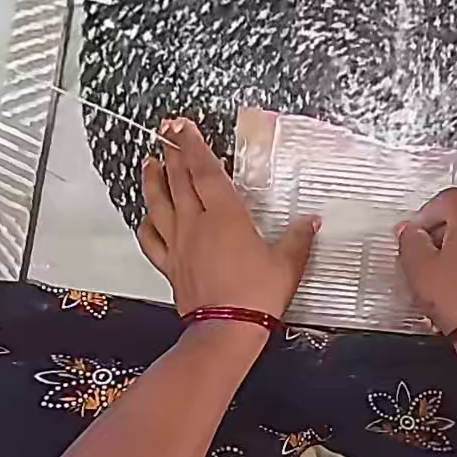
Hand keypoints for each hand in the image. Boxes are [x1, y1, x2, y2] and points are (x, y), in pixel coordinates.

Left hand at [138, 117, 318, 317]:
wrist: (227, 330)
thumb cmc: (257, 294)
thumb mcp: (288, 264)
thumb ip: (298, 238)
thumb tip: (310, 221)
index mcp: (225, 215)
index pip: (204, 170)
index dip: (192, 144)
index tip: (183, 126)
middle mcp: (196, 223)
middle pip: (178, 180)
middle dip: (172, 152)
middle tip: (166, 133)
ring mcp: (178, 244)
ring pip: (158, 204)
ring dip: (152, 180)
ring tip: (150, 163)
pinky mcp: (170, 265)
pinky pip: (151, 239)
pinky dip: (146, 224)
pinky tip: (146, 217)